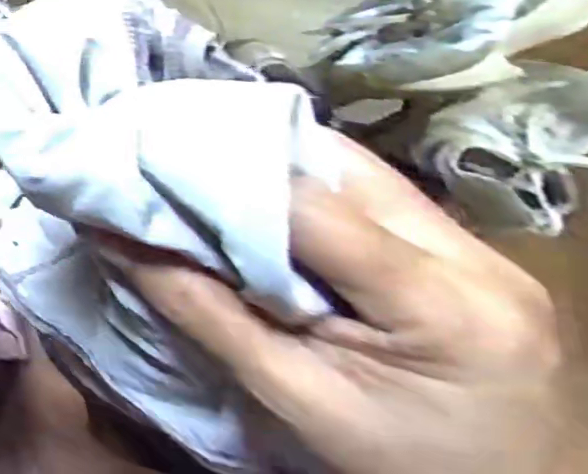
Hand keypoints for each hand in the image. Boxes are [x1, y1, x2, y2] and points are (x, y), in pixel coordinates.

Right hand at [125, 131, 587, 473]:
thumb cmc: (405, 471)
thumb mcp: (293, 399)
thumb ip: (198, 309)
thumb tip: (106, 233)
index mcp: (444, 310)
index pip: (305, 205)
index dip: (214, 170)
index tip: (135, 154)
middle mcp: (477, 259)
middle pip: (332, 164)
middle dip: (234, 147)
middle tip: (154, 145)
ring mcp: (482, 250)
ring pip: (346, 163)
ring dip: (262, 157)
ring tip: (190, 160)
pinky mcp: (468, 251)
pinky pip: (363, 186)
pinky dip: (295, 178)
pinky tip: (251, 188)